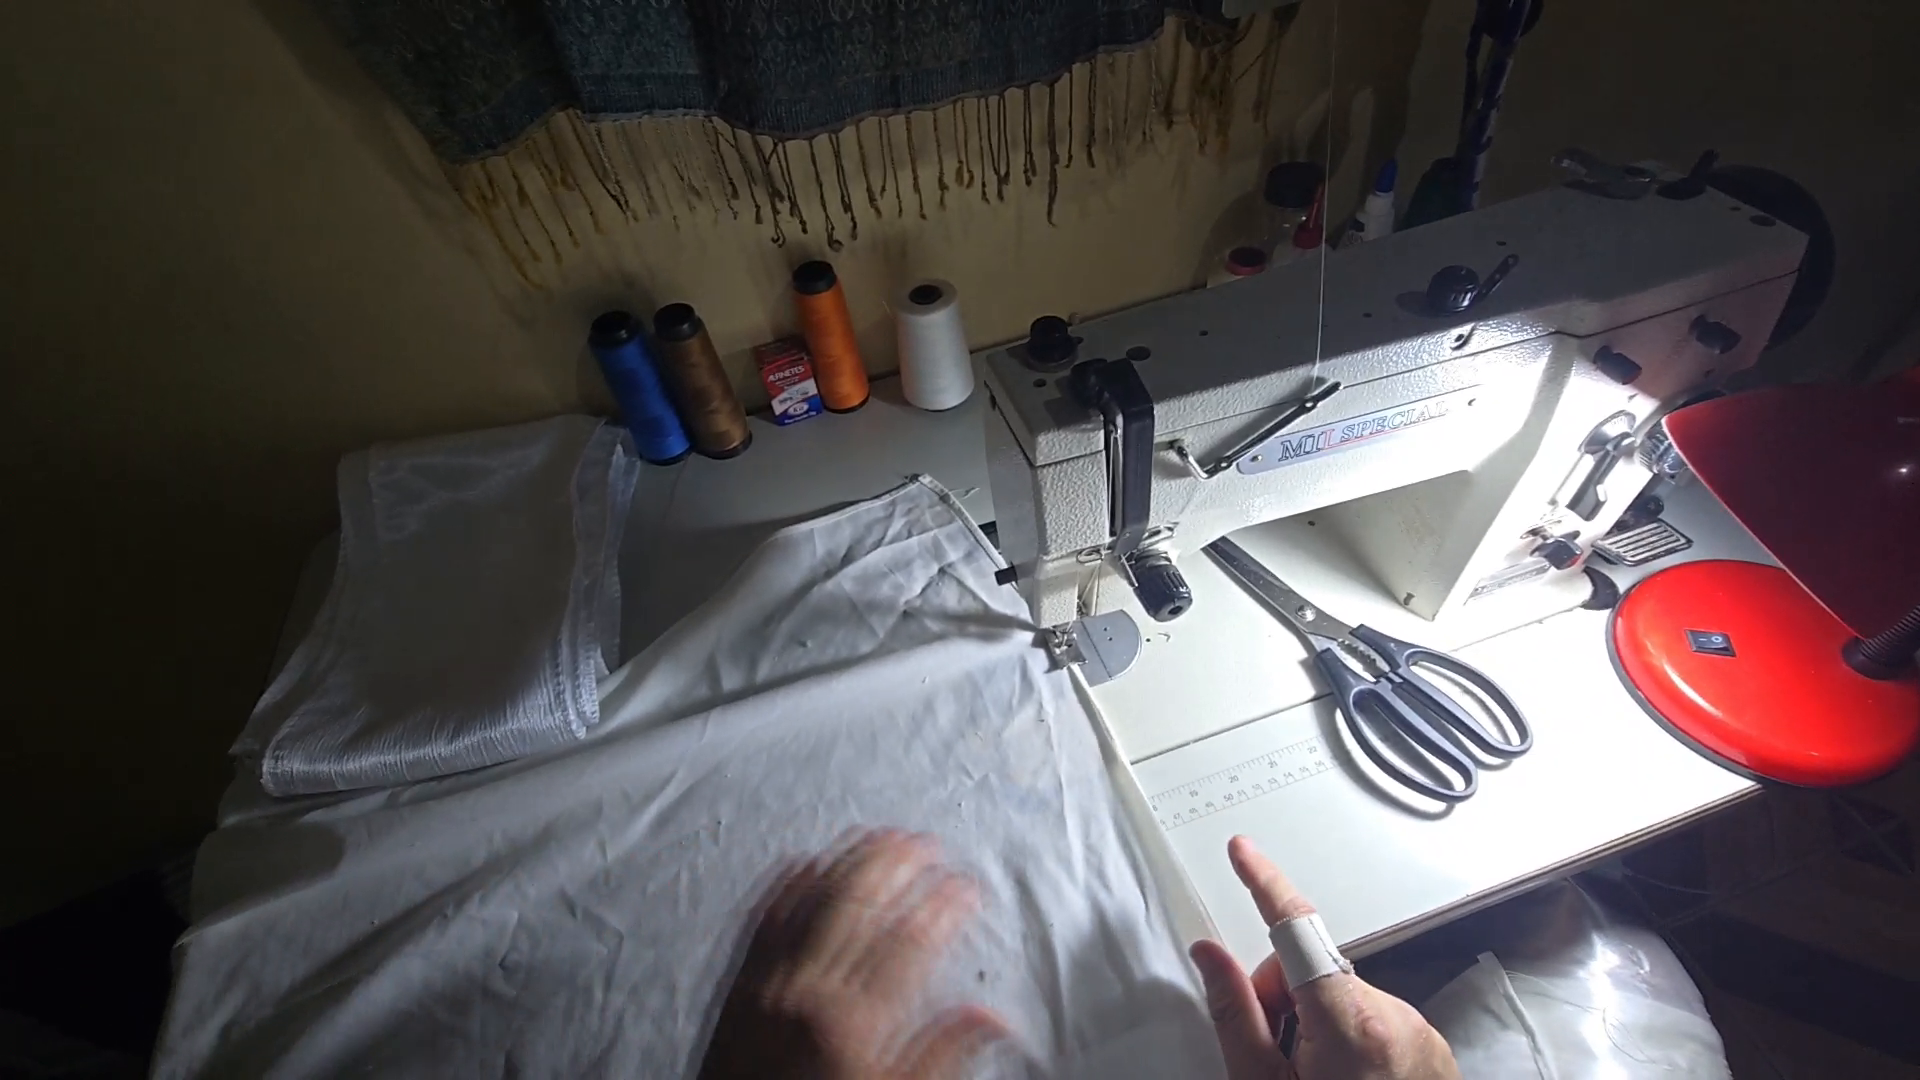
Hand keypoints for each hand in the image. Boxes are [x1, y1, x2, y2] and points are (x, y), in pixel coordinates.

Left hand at [699, 829, 1007, 1079]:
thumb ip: (941, 1055)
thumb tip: (991, 1017)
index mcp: (854, 1025)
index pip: (911, 941)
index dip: (944, 904)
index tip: (965, 886)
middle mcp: (811, 992)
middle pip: (862, 902)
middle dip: (900, 861)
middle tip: (927, 842)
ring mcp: (770, 981)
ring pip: (816, 897)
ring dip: (852, 857)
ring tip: (881, 834)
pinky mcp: (739, 983)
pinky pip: (765, 916)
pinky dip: (789, 882)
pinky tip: (807, 859)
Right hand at [1189, 836, 1458, 1079]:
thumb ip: (1233, 1010)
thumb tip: (1208, 951)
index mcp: (1349, 1020)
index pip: (1295, 929)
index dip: (1264, 882)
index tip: (1242, 850)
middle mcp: (1394, 1016)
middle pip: (1313, 969)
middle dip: (1279, 995)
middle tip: (1272, 1051)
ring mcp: (1421, 1035)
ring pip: (1340, 995)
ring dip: (1312, 1019)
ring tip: (1310, 1076)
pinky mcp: (1434, 1053)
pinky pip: (1372, 1018)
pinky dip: (1345, 1036)